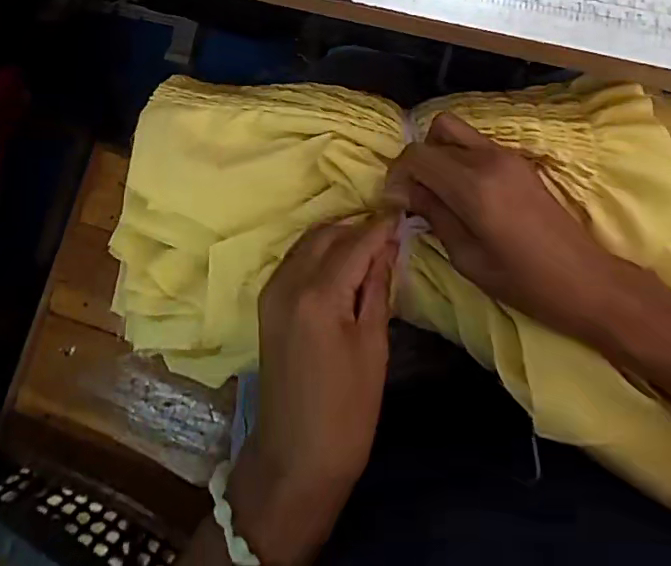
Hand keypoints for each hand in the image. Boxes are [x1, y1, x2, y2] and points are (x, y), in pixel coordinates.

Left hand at [228, 217, 397, 565]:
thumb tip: (388, 245)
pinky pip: (295, 260)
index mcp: (317, 295)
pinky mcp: (267, 304)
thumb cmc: (347, 410)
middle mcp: (288, 282)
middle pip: (326, 234)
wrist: (296, 457)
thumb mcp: (374, 346)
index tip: (403, 212)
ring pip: (307, 243)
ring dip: (337, 235)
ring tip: (370, 242)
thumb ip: (377, 287)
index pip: (354, 242)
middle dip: (358, 227)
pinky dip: (318, 251)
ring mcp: (272, 291)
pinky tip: (341, 261)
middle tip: (390, 230)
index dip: (381, 226)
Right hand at [385, 114, 630, 344]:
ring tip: (441, 192)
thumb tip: (406, 193)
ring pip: (457, 131)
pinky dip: (460, 157)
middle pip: (437, 129)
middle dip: (419, 157)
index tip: (396, 200)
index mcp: (472, 185)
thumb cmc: (524, 281)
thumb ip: (434, 215)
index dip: (398, 173)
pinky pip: (477, 144)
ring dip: (440, 153)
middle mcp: (488, 158)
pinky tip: (465, 193)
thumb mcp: (467, 257)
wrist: (585, 280)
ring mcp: (507, 155)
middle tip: (417, 192)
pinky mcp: (520, 160)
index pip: (417, 155)